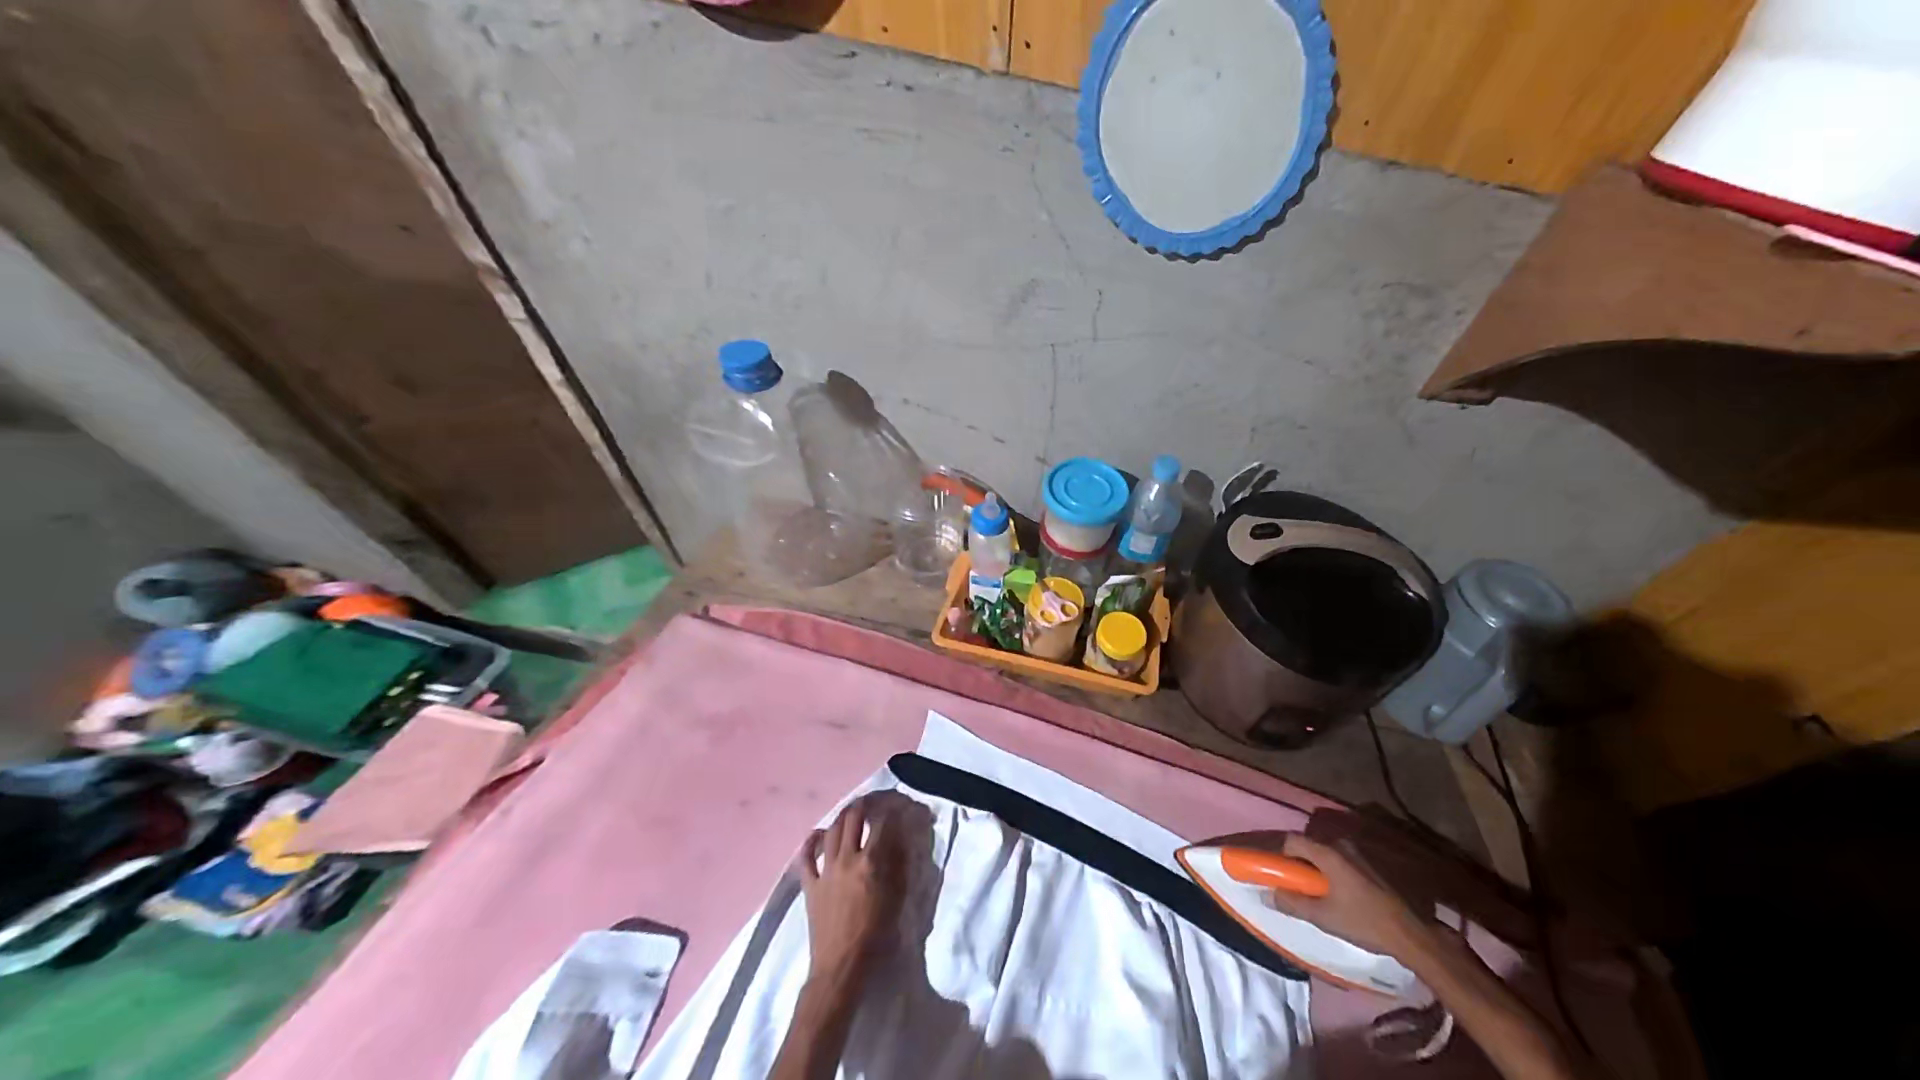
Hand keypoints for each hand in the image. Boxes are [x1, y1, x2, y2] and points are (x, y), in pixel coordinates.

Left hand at [793, 796, 904, 985]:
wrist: (842, 967)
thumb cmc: (877, 937)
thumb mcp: (898, 899)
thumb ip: (900, 864)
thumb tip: (904, 837)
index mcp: (872, 862)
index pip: (885, 822)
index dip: (896, 808)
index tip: (904, 804)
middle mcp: (847, 858)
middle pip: (854, 817)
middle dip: (867, 803)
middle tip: (878, 801)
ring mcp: (825, 870)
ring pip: (832, 830)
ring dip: (844, 816)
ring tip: (853, 812)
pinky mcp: (810, 885)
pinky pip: (806, 856)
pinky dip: (812, 841)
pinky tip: (818, 834)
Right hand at [1266, 833, 1433, 960]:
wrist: (1411, 935)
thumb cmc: (1363, 922)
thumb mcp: (1322, 916)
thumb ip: (1291, 902)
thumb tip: (1267, 894)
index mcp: (1328, 853)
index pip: (1292, 840)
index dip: (1280, 855)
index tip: (1279, 875)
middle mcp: (1342, 846)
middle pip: (1309, 847)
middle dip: (1299, 864)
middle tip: (1298, 888)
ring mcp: (1359, 855)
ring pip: (1326, 855)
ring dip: (1317, 870)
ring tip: (1319, 895)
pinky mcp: (1371, 867)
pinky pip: (1341, 862)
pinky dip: (1332, 873)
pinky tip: (1340, 897)